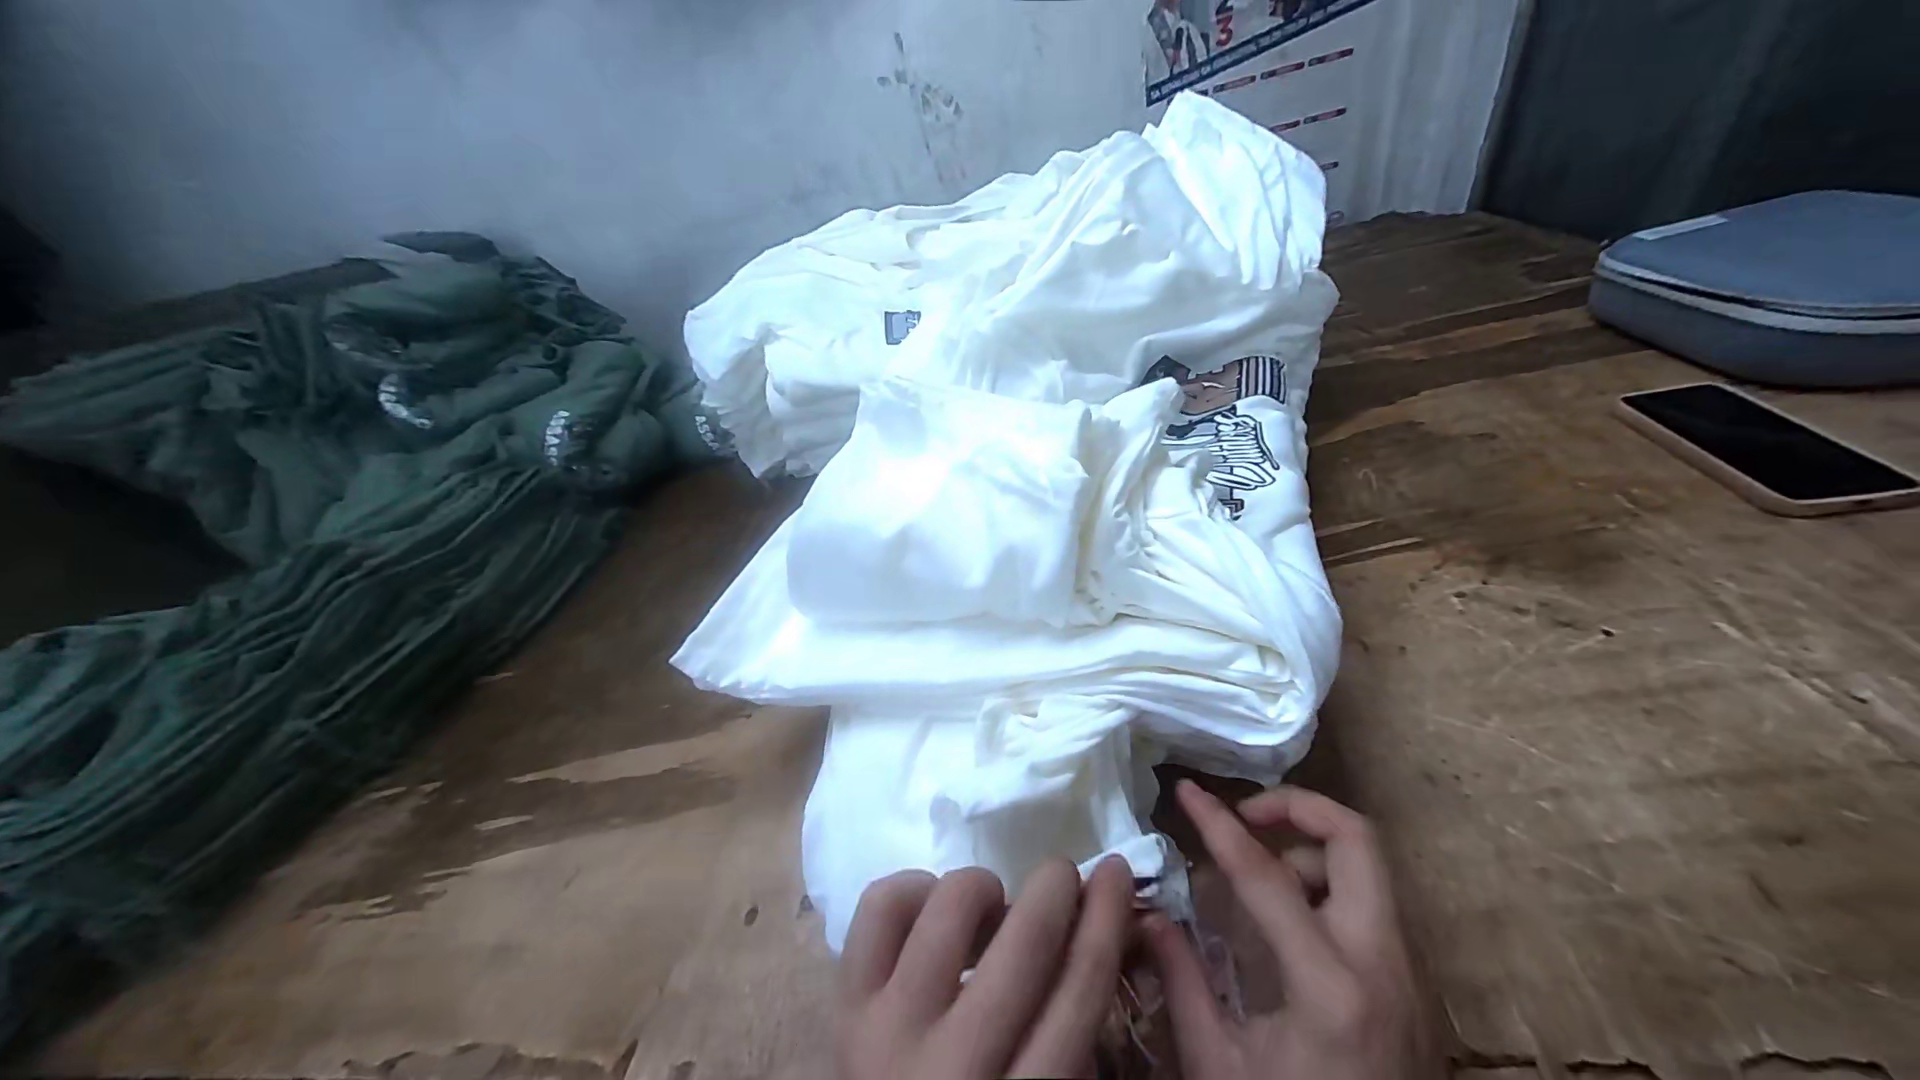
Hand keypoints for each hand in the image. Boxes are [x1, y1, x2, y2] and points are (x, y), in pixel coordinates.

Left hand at [837, 855, 1133, 1079]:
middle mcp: (957, 1067)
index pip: (1080, 991)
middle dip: (1055, 887)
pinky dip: (915, 887)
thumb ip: (1074, 1026)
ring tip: (990, 907)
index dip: (1107, 918)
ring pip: (950, 909)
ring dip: (983, 887)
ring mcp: (891, 1030)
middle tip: (1062, 872)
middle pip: (1025, 944)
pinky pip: (881, 907)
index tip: (1117, 872)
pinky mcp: (846, 1004)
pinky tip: (931, 910)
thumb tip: (1097, 922)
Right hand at [1143, 780, 1439, 1079]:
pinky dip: (1332, 882)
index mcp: (1328, 987)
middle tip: (1245, 816)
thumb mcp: (1220, 1065)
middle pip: (1358, 839)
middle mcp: (1383, 964)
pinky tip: (1295, 918)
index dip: (1217, 823)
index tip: (1186, 791)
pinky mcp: (1420, 984)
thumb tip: (1148, 915)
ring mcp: (1412, 972)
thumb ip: (1181, 980)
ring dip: (1312, 849)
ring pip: (1371, 865)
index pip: (1265, 874)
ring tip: (1264, 880)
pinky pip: (1377, 900)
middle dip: (1296, 806)